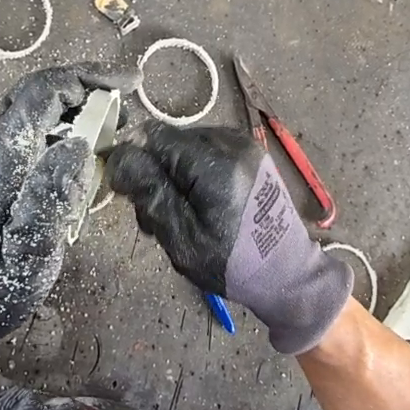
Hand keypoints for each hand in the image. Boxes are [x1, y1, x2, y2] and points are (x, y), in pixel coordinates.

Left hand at [0, 61, 139, 409]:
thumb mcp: (27, 253)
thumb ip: (52, 196)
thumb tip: (80, 142)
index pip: (42, 93)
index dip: (88, 78)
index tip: (130, 83)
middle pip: (36, 94)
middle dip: (85, 89)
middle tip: (125, 109)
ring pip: (33, 115)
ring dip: (75, 111)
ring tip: (113, 132)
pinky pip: (30, 138)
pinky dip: (62, 134)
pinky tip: (84, 161)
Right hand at [109, 123, 351, 353]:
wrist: (289, 273)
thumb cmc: (233, 264)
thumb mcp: (182, 237)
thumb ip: (150, 192)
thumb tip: (120, 155)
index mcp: (215, 162)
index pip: (153, 136)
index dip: (131, 158)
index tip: (125, 191)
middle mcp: (231, 143)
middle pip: (170, 141)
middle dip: (154, 172)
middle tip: (153, 216)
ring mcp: (245, 145)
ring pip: (186, 146)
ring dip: (173, 174)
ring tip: (177, 214)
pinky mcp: (251, 154)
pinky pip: (208, 151)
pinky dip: (195, 172)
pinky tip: (198, 203)